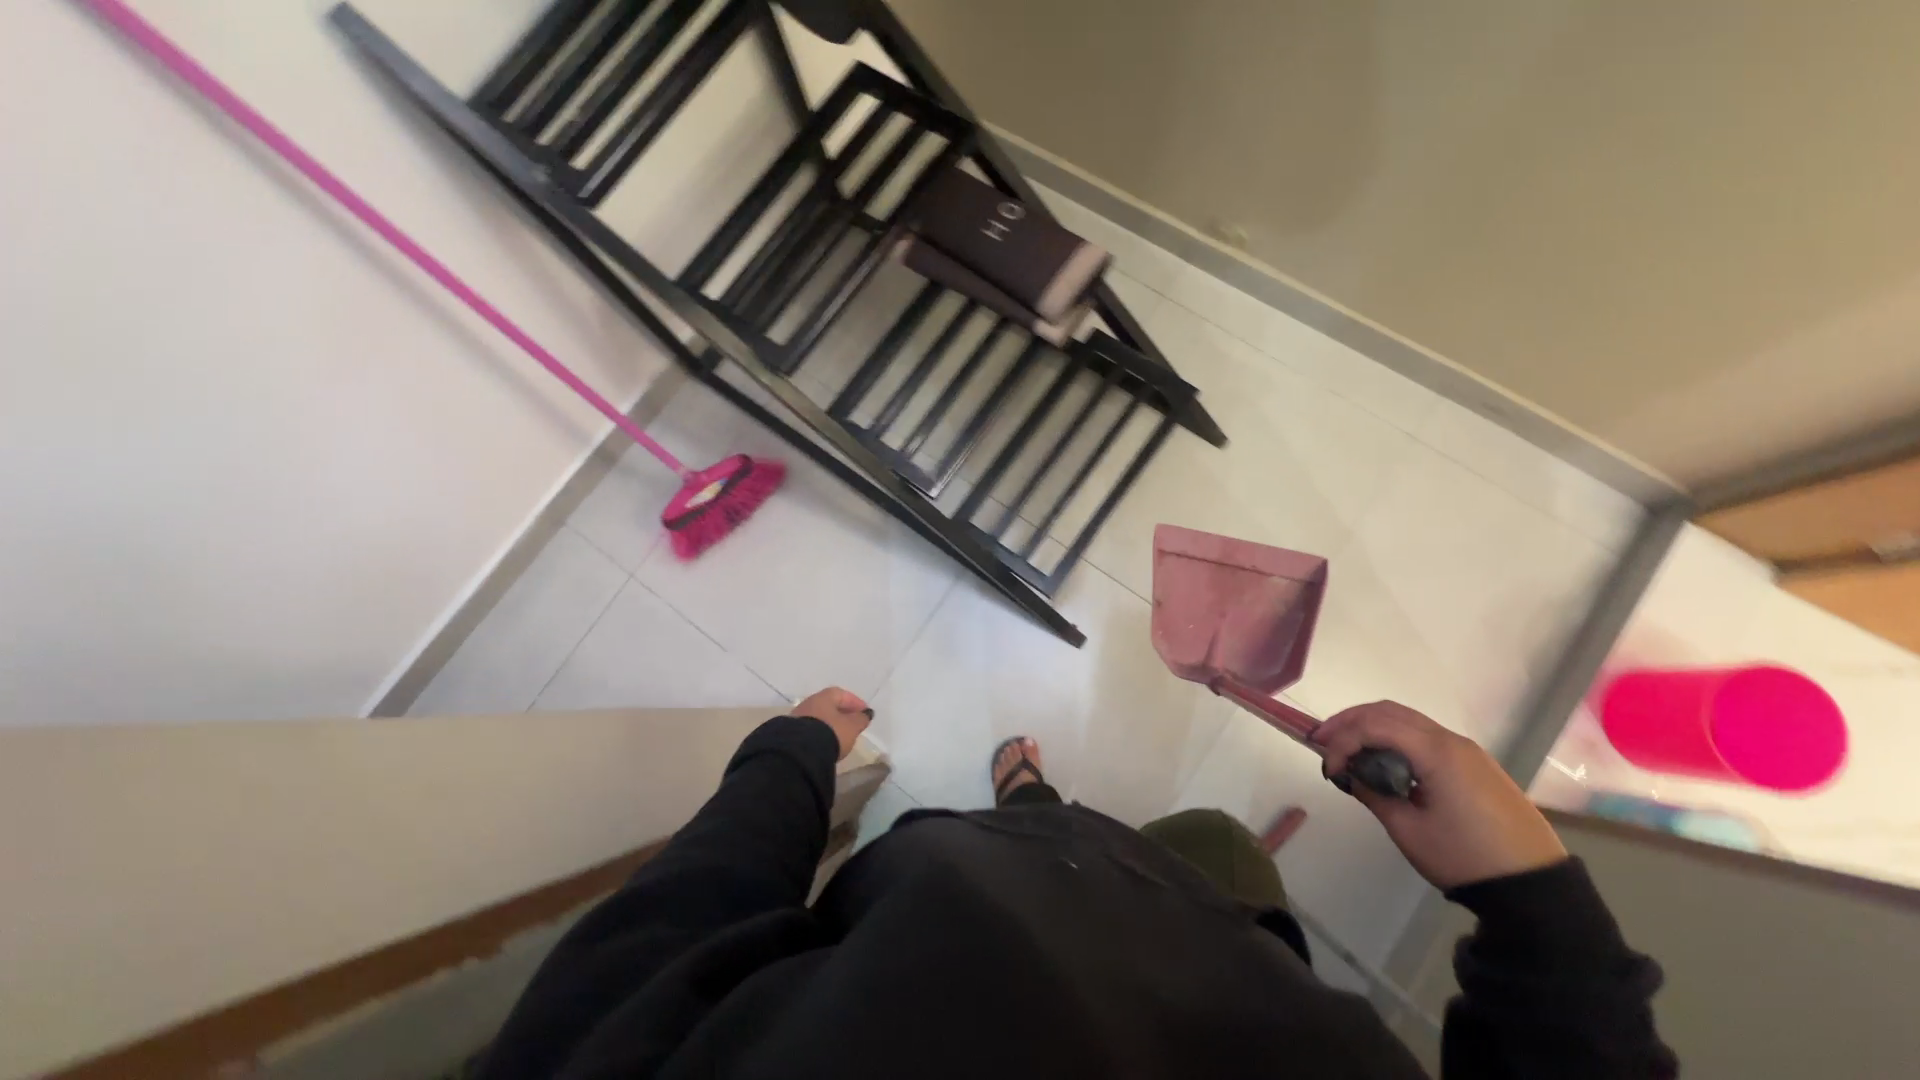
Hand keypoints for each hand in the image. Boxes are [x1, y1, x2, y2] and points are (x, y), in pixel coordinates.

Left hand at [791, 686, 871, 760]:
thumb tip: (865, 714)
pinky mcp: (791, 733)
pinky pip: (810, 729)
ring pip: (819, 717)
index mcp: (824, 697)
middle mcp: (809, 702)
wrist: (800, 753)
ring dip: (830, 724)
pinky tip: (826, 742)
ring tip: (840, 736)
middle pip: (829, 705)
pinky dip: (820, 733)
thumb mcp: (851, 727)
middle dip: (842, 713)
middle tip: (853, 724)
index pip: (842, 694)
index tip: (864, 713)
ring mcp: (798, 717)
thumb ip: (860, 719)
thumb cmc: (831, 733)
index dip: (855, 702)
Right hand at [1311, 701, 1566, 889]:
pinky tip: (1382, 759)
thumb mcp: (1408, 830)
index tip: (1328, 770)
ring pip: (1408, 720)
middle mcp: (1452, 741)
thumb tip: (1351, 775)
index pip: (1374, 727)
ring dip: (1372, 727)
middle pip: (1389, 712)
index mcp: (1436, 752)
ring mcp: (1467, 750)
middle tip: (1322, 741)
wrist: (1532, 884)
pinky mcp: (1475, 764)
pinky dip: (1395, 738)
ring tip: (1345, 748)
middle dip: (1350, 722)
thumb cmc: (1464, 857)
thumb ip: (1373, 794)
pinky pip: (1426, 736)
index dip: (1342, 742)